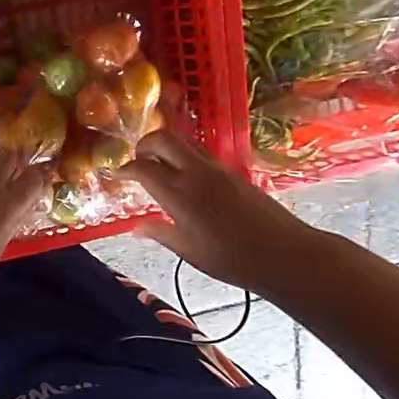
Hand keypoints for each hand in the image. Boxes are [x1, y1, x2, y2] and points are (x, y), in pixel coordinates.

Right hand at [119, 130, 321, 293]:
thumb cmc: (231, 259)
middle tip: (136, 161)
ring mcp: (217, 168)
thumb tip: (136, 227)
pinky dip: (184, 156)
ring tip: (158, 166)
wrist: (283, 253)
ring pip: (183, 141)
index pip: (143, 167)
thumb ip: (161, 232)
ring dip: (165, 146)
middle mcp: (196, 172)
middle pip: (162, 139)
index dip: (124, 168)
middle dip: (143, 145)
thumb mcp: (188, 251)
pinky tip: (184, 177)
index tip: (115, 174)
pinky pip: (200, 152)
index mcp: (180, 194)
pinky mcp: (233, 170)